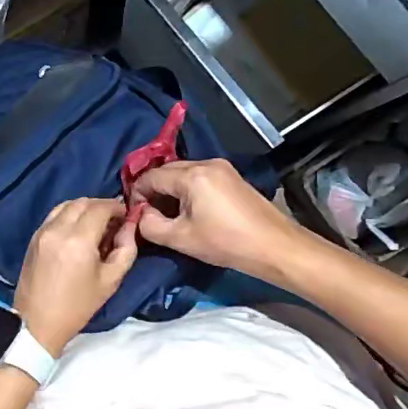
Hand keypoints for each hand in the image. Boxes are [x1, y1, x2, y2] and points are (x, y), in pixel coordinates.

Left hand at [14, 198, 138, 355]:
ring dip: (84, 208)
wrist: (38, 323)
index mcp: (78, 240)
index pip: (100, 208)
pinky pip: (54, 215)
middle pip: (83, 202)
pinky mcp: (34, 238)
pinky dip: (69, 215)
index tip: (127, 216)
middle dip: (101, 206)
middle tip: (114, 221)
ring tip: (97, 225)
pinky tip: (78, 231)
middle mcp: (58, 229)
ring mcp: (42, 231)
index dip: (117, 207)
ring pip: (66, 205)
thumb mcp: (111, 280)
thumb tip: (129, 226)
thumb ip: (125, 249)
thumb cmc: (78, 306)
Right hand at [133, 159, 310, 282]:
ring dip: (170, 191)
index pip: (150, 176)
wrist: (273, 246)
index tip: (134, 215)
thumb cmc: (225, 243)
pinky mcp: (232, 176)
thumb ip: (150, 225)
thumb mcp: (181, 239)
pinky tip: (189, 211)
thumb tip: (140, 215)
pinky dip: (187, 190)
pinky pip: (199, 177)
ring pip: (183, 173)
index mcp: (191, 175)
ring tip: (167, 216)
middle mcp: (206, 163)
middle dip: (153, 191)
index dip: (137, 195)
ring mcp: (222, 167)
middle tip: (148, 216)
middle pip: (166, 171)